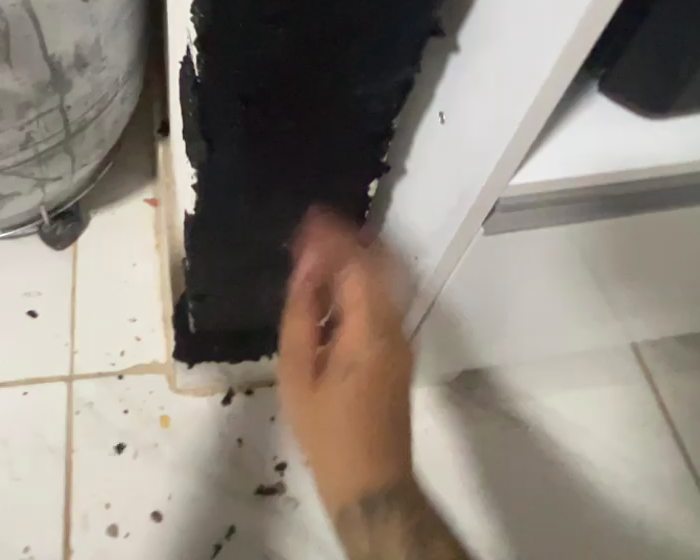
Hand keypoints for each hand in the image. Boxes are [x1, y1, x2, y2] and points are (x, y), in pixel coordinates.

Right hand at [277, 208, 414, 514]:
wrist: (372, 483)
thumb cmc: (327, 431)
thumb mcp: (298, 374)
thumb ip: (303, 314)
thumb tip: (307, 267)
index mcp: (369, 329)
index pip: (357, 264)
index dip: (334, 236)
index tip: (310, 217)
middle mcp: (393, 326)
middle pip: (378, 265)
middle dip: (347, 239)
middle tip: (314, 226)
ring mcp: (401, 339)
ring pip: (383, 281)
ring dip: (355, 258)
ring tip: (320, 248)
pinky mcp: (398, 351)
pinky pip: (382, 300)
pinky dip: (359, 282)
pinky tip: (333, 286)